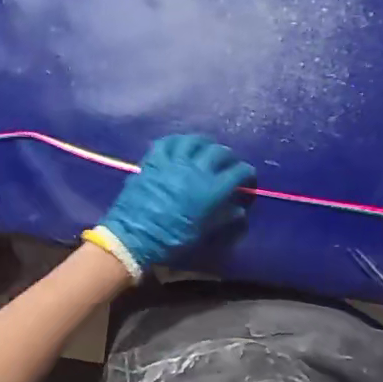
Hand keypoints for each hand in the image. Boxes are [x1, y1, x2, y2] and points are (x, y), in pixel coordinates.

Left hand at [92, 134, 253, 277]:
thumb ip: (225, 218)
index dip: (247, 175)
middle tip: (227, 165)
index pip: (240, 172)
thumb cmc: (173, 241)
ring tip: (205, 150)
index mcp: (213, 189)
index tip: (246, 181)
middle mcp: (197, 170)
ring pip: (195, 141)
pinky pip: (167, 142)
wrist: (135, 238)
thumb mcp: (205, 234)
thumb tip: (240, 209)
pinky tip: (180, 146)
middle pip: (220, 152)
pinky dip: (177, 142)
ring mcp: (174, 162)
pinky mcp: (154, 161)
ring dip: (204, 144)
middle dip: (228, 157)